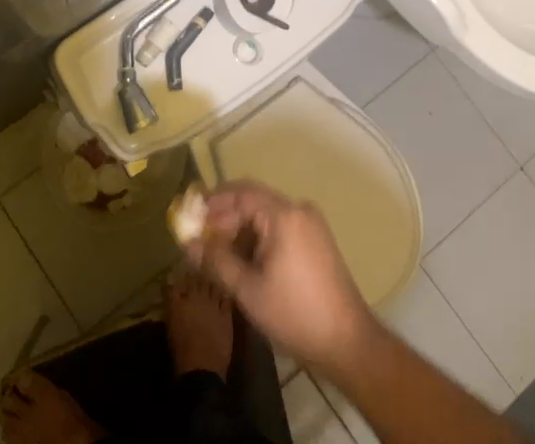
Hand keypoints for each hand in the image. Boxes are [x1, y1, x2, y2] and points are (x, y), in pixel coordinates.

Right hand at [184, 181, 377, 371]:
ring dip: (240, 231)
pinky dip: (258, 239)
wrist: (346, 341)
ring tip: (216, 256)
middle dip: (224, 218)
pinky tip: (243, 262)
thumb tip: (188, 243)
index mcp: (284, 215)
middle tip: (198, 240)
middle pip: (253, 202)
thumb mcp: (247, 289)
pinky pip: (280, 229)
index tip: (188, 215)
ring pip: (265, 217)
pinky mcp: (316, 242)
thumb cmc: (294, 313)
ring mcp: (311, 226)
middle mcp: (299, 211)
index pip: (240, 193)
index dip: (212, 201)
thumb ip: (216, 261)